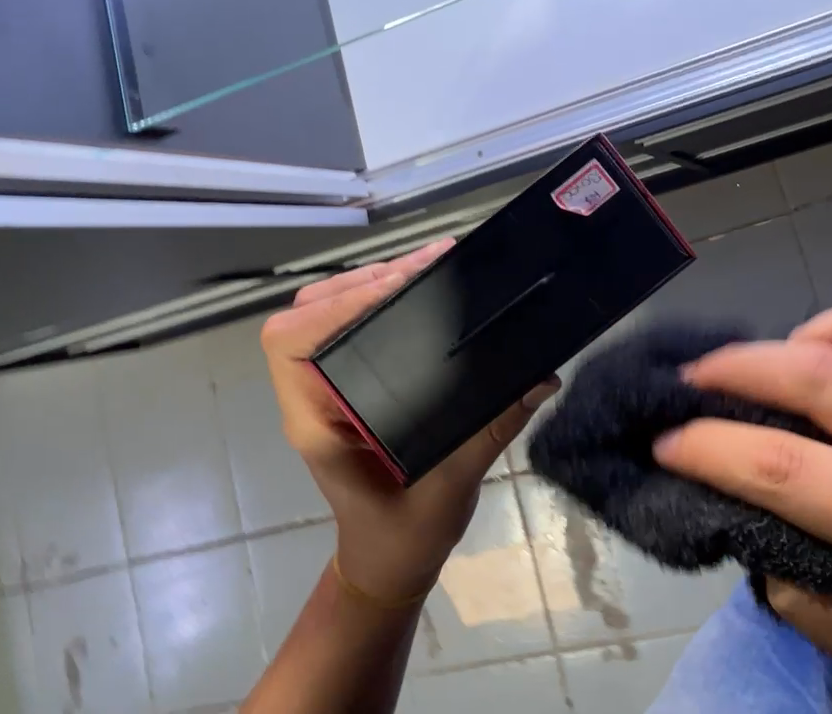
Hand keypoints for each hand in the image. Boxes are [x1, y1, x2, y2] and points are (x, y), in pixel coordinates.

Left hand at [260, 240, 559, 602]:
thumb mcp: (448, 490)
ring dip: (376, 282)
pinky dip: (388, 299)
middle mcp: (316, 396)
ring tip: (435, 265)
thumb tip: (540, 379)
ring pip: (331, 311)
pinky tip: (430, 289)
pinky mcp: (357, 384)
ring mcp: (333, 388)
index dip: (335, 306)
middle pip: (310, 312)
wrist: (388, 566)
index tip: (397, 290)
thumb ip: (489, 432)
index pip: (291, 343)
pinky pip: (358, 327)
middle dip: (364, 281)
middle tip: (430, 266)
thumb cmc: (401, 539)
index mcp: (316, 423)